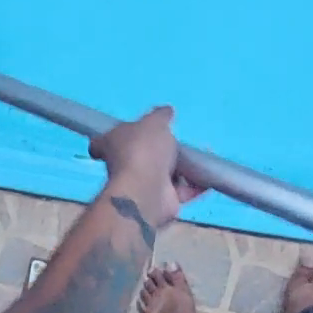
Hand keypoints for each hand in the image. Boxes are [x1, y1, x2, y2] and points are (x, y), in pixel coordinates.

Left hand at [88, 106, 203, 227]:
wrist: (148, 190)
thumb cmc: (144, 149)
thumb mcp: (154, 122)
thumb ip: (161, 116)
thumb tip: (166, 111)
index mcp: (112, 144)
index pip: (105, 141)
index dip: (113, 136)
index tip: (129, 131)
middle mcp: (123, 166)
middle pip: (140, 156)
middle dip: (158, 152)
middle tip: (177, 143)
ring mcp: (141, 185)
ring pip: (163, 175)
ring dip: (182, 170)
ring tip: (199, 159)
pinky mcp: (160, 201)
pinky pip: (180, 191)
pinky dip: (194, 186)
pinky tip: (207, 178)